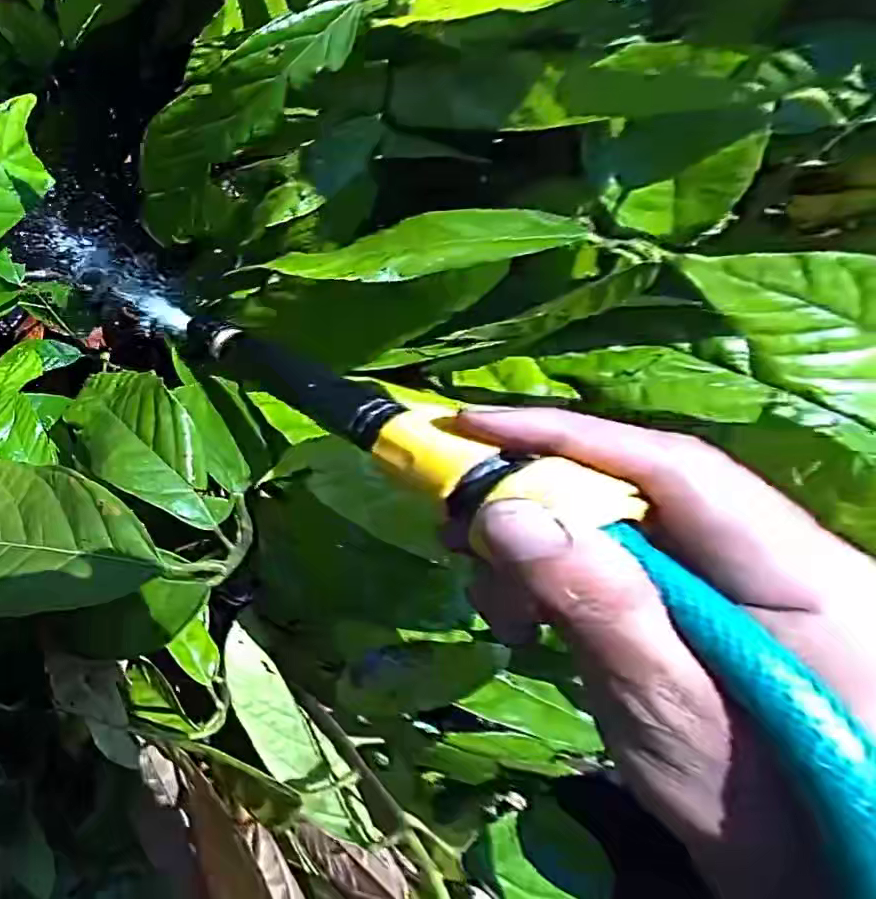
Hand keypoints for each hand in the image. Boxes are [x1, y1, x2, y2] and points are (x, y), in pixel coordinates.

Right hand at [449, 408, 875, 897]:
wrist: (826, 889)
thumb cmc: (774, 811)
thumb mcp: (672, 709)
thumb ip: (598, 605)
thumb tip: (503, 512)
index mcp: (808, 577)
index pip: (674, 468)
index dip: (562, 434)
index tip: (465, 425)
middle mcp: (771, 563)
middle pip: (627, 491)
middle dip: (525, 497)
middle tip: (452, 524)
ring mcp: (730, 588)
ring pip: (599, 526)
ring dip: (523, 547)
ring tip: (490, 598)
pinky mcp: (686, 611)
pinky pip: (596, 564)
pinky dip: (537, 577)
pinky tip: (516, 615)